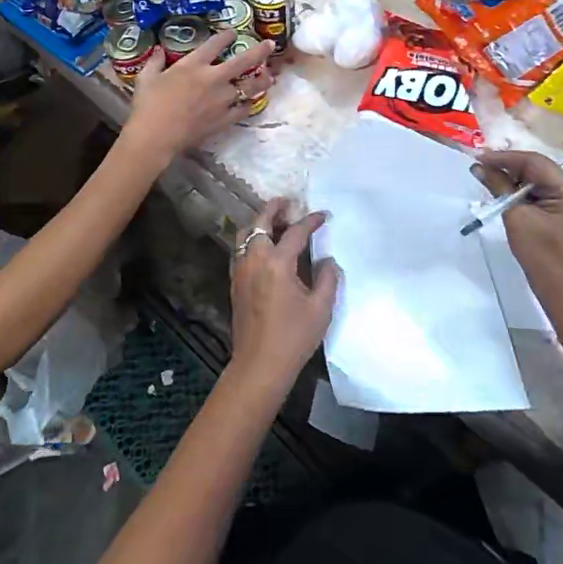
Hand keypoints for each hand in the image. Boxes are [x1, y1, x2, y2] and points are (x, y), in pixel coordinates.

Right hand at [120, 28, 273, 159]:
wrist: (156, 136)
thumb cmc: (148, 105)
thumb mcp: (145, 78)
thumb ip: (154, 62)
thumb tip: (158, 51)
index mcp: (194, 64)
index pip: (215, 43)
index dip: (226, 35)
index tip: (233, 32)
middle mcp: (213, 78)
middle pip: (244, 61)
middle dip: (260, 51)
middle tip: (270, 45)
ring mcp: (222, 100)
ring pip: (250, 86)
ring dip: (262, 80)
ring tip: (270, 77)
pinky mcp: (224, 119)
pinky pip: (243, 110)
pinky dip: (249, 105)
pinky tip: (251, 103)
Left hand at [228, 199, 338, 389]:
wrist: (260, 361)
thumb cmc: (294, 336)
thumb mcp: (321, 308)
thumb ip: (327, 279)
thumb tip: (328, 260)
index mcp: (277, 262)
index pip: (294, 232)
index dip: (310, 221)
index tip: (323, 215)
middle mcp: (254, 259)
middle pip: (260, 223)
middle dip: (274, 209)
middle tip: (288, 203)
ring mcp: (240, 269)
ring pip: (245, 234)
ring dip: (259, 222)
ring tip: (275, 221)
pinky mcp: (234, 280)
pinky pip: (240, 249)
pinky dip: (251, 239)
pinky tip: (263, 247)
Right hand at [473, 150, 562, 309]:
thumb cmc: (541, 255)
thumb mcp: (517, 217)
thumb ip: (500, 187)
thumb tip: (479, 166)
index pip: (536, 163)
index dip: (505, 158)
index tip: (478, 158)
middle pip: (541, 170)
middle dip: (509, 167)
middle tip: (480, 167)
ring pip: (542, 181)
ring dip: (516, 179)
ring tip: (489, 179)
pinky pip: (545, 193)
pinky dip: (524, 191)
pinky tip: (506, 193)